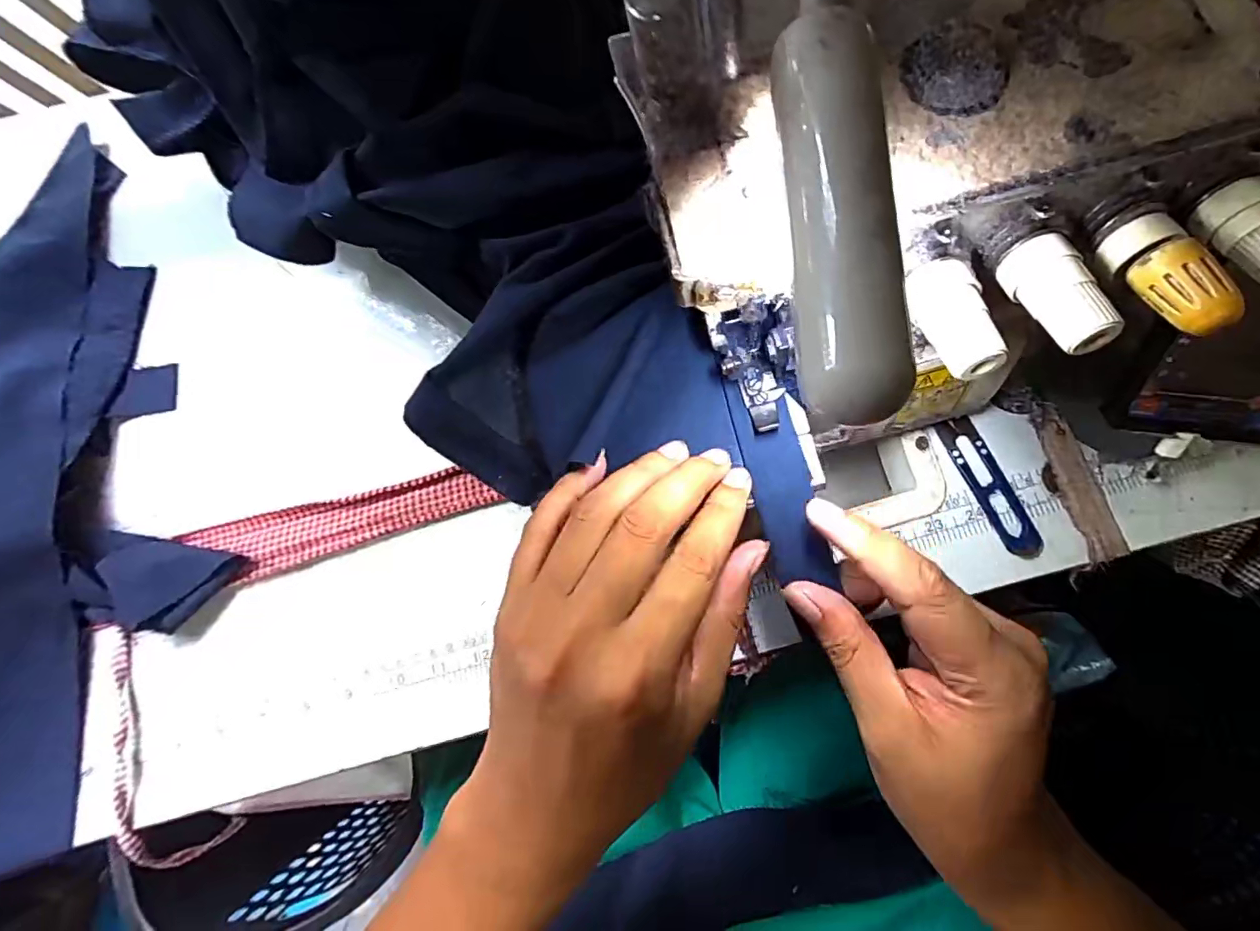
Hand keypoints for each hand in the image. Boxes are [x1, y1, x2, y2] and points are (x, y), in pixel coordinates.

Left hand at [382, 441, 766, 929]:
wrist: (532, 805)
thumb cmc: (627, 768)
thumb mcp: (694, 710)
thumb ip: (722, 622)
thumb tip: (751, 548)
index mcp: (637, 669)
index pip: (690, 564)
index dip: (722, 514)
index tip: (741, 483)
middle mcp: (581, 632)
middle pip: (640, 528)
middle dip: (685, 482)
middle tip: (713, 459)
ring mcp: (535, 612)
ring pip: (590, 517)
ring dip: (635, 474)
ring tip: (672, 454)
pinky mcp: (508, 602)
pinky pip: (537, 529)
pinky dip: (568, 490)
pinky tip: (601, 465)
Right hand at [785, 499, 1176, 929]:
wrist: (1002, 844)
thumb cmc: (942, 801)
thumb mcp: (884, 727)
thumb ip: (848, 647)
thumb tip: (803, 588)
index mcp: (990, 666)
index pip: (924, 585)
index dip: (867, 543)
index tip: (818, 513)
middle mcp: (1009, 637)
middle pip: (924, 580)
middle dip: (864, 573)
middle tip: (816, 587)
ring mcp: (1008, 636)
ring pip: (928, 586)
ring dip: (878, 589)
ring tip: (844, 614)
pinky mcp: (996, 639)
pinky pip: (937, 604)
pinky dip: (898, 604)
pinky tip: (872, 618)